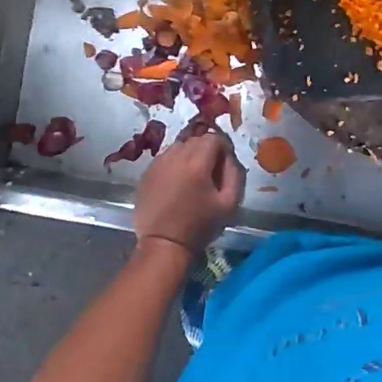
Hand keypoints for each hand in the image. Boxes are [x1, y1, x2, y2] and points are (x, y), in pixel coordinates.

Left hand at [133, 133, 243, 253]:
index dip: (223, 148)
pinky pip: (164, 159)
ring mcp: (157, 163)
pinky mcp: (146, 172)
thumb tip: (230, 156)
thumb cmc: (200, 226)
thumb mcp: (229, 204)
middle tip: (210, 173)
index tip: (224, 165)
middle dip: (206, 151)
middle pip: (195, 140)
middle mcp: (175, 156)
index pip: (213, 137)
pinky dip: (173, 165)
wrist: (163, 243)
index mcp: (197, 162)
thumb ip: (235, 174)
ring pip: (178, 147)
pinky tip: (175, 184)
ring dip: (188, 156)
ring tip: (192, 179)